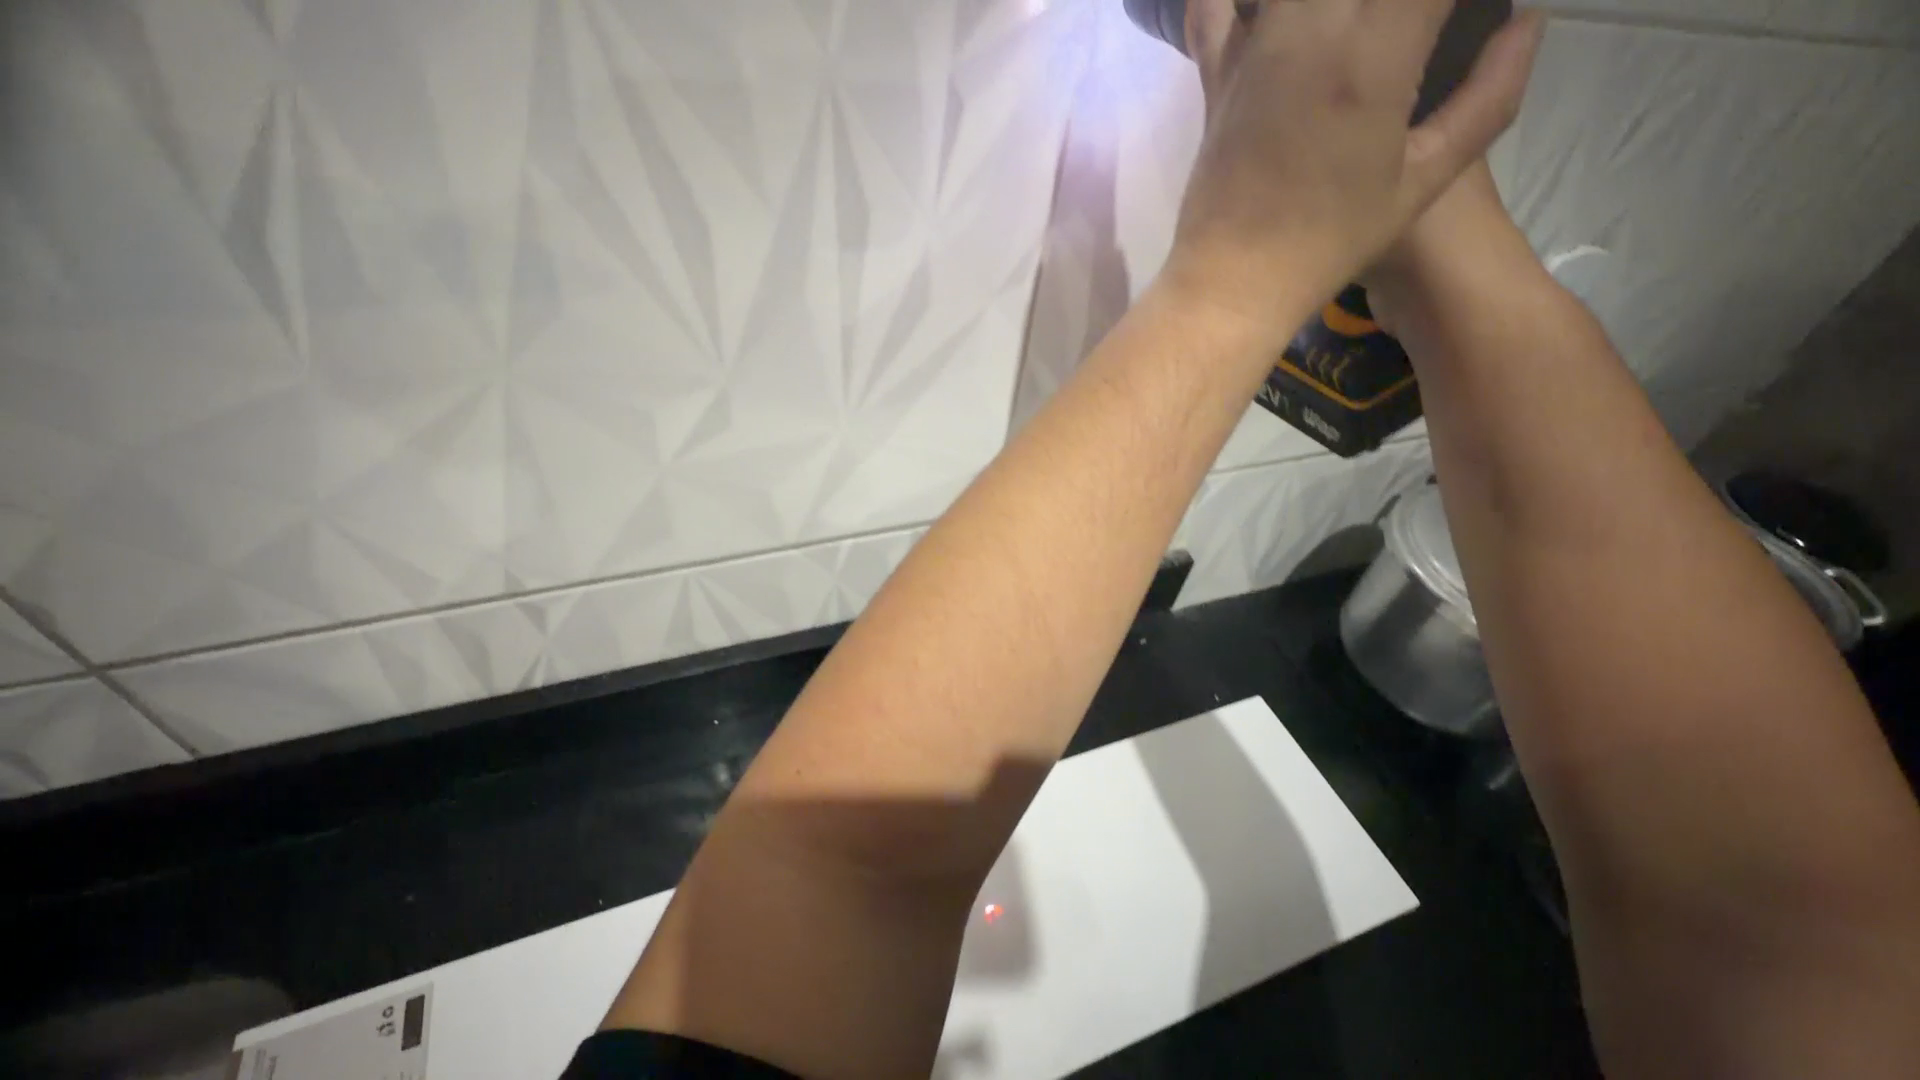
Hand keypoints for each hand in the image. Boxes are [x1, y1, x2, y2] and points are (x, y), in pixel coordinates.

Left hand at [1161, 0, 1544, 335]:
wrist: (1234, 278)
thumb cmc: (1332, 240)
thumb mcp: (1424, 179)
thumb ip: (1487, 98)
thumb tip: (1527, 24)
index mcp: (1375, 54)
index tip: (1457, 15)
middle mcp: (1312, 29)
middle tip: (1408, 24)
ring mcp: (1256, 46)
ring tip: (1353, 21)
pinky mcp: (1215, 72)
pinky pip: (1213, 6)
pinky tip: (1264, 9)